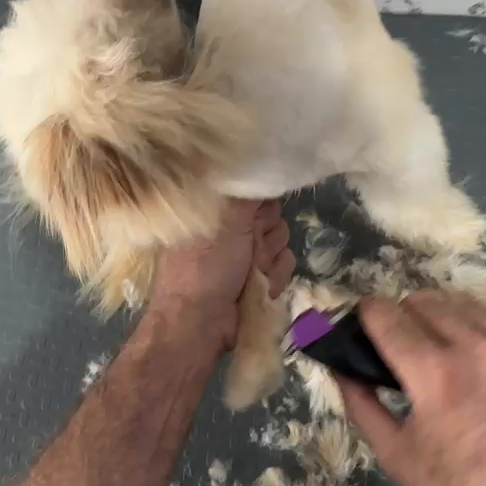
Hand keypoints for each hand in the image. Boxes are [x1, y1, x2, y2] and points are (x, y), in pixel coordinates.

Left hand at [146, 199, 292, 351]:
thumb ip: (245, 195)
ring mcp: (248, 255)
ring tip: (250, 273)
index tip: (253, 215)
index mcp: (218, 211)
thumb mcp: (225, 221)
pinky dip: (273, 279)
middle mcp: (233, 230)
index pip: (255, 192)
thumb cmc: (205, 266)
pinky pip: (284, 267)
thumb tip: (261, 163)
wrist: (201, 322)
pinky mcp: (261, 278)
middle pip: (273, 217)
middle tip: (248, 248)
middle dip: (265, 235)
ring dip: (269, 260)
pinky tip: (258, 288)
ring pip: (282, 243)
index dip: (260, 204)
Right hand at [338, 291, 485, 485]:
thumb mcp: (396, 454)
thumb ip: (360, 403)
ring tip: (445, 349)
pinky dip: (482, 327)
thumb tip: (339, 366)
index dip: (367, 316)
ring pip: (462, 302)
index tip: (367, 328)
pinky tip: (482, 355)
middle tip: (406, 348)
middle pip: (422, 299)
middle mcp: (476, 348)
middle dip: (404, 317)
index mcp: (433, 374)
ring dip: (443, 318)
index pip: (384, 312)